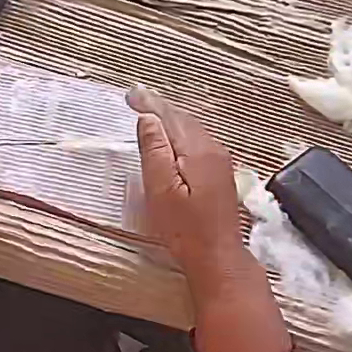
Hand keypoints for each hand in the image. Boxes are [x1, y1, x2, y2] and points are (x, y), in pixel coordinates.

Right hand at [128, 85, 250, 289]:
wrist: (218, 257)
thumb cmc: (185, 228)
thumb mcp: (161, 189)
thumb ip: (154, 151)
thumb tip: (148, 119)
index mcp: (197, 150)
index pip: (170, 117)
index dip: (149, 104)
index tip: (130, 94)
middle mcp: (213, 149)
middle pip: (183, 120)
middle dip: (159, 108)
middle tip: (136, 99)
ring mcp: (220, 161)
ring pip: (191, 130)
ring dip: (170, 120)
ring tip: (149, 113)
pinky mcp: (220, 174)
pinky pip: (197, 142)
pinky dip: (180, 133)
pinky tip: (171, 139)